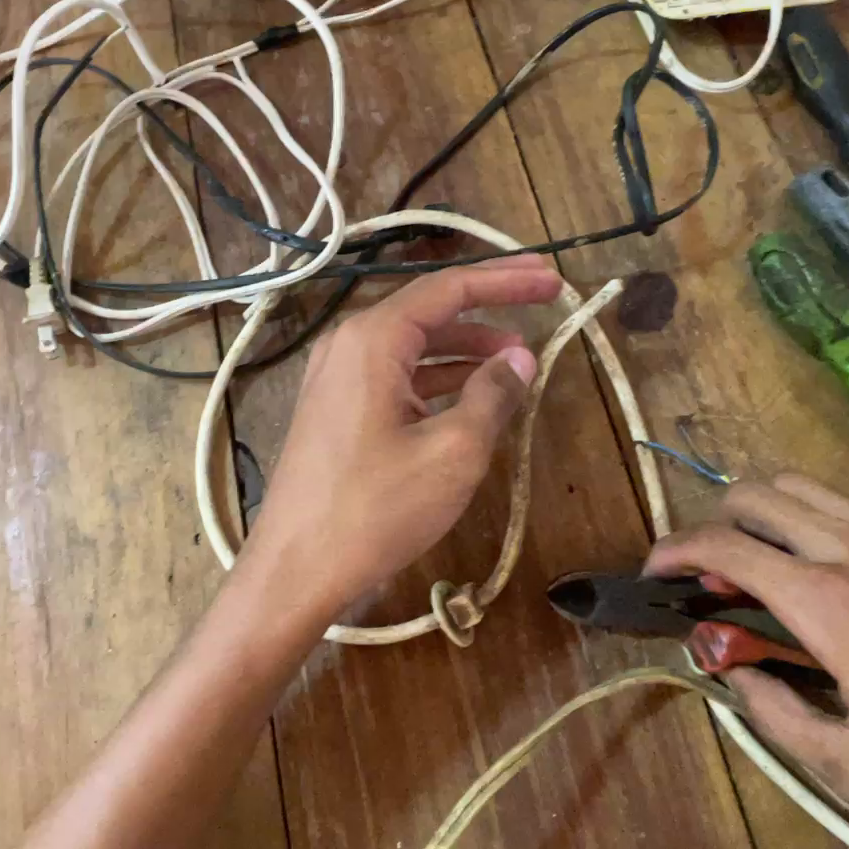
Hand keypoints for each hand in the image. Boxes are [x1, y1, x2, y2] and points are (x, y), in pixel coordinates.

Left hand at [243, 256, 559, 614]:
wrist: (296, 568)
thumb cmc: (376, 508)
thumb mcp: (452, 452)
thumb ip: (492, 395)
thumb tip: (520, 356)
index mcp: (373, 339)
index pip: (449, 288)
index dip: (506, 280)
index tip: (551, 280)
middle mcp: (348, 345)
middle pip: (428, 311)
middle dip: (488, 309)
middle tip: (543, 307)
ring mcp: (335, 377)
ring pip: (411, 346)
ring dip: (464, 349)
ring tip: (517, 361)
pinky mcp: (335, 410)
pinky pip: (393, 377)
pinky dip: (435, 380)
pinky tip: (469, 398)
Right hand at [645, 475, 848, 848]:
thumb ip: (777, 716)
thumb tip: (737, 678)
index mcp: (830, 603)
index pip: (722, 546)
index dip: (673, 552)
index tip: (653, 574)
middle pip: (754, 495)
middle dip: (712, 526)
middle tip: (712, 583)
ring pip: (799, 487)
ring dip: (760, 516)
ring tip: (763, 572)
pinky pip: (844, 505)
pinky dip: (807, 522)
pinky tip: (825, 578)